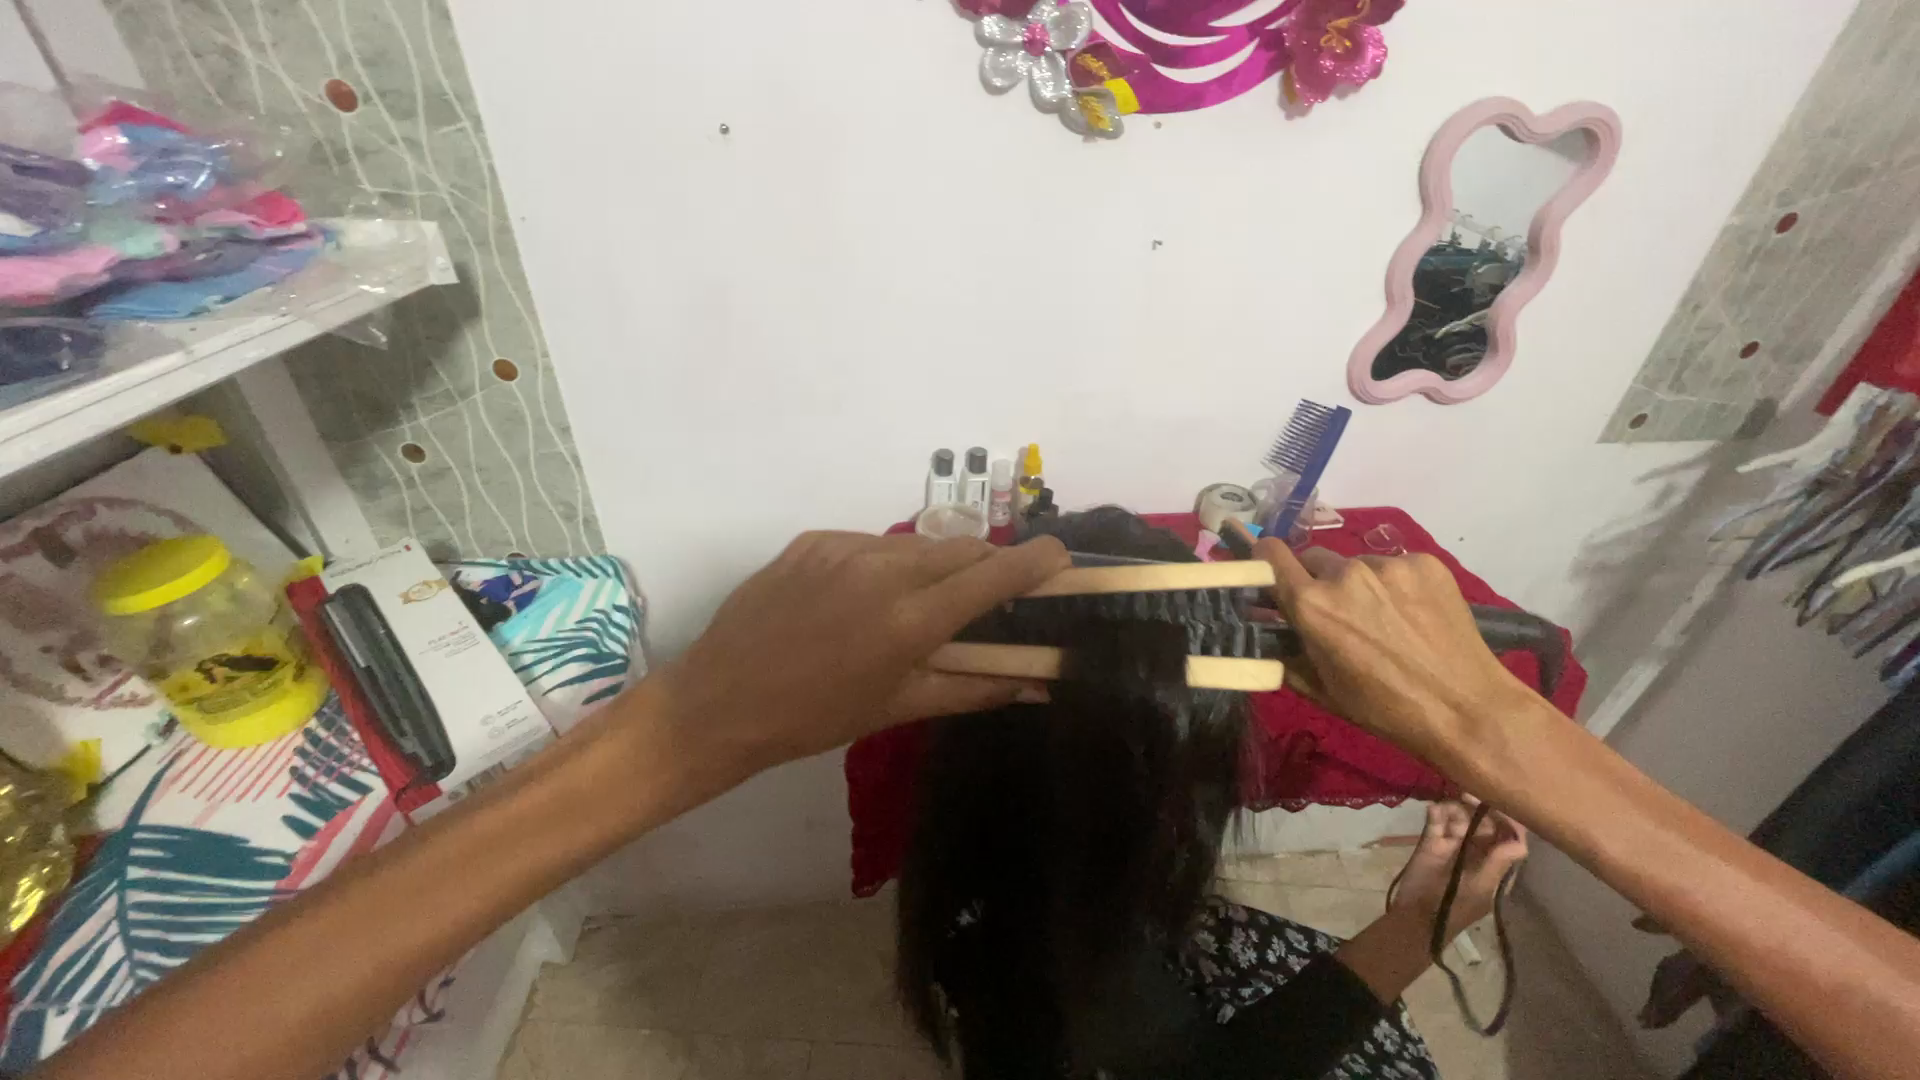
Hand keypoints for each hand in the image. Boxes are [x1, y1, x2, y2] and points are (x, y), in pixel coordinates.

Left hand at [648, 531, 1069, 781]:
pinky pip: (870, 544)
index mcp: (911, 620)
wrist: (720, 701)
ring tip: (913, 605)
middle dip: (986, 566)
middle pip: (963, 548)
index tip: (1061, 558)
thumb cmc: (816, 717)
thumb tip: (1038, 685)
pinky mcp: (814, 539)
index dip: (1037, 561)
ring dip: (933, 567)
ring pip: (917, 544)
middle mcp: (884, 570)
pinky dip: (884, 565)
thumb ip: (975, 687)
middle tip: (986, 595)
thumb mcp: (900, 707)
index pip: (995, 574)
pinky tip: (861, 599)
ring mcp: (844, 548)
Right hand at [1253, 536, 1539, 773]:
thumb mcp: (1318, 689)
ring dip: (1357, 584)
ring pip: (1355, 564)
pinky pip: (1393, 566)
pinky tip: (1411, 614)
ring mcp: (1388, 565)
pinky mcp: (1425, 563)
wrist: (1467, 710)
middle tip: (1336, 613)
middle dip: (1315, 581)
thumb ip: (1280, 652)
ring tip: (1383, 619)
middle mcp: (1345, 573)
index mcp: (1311, 604)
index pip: (1269, 553)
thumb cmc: (1383, 708)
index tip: (1271, 576)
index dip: (1265, 562)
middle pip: (1312, 558)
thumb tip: (1259, 629)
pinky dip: (1394, 585)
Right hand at [1387, 798, 1528, 938]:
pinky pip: (1436, 822)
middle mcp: (1477, 851)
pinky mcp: (1431, 841)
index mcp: (1495, 864)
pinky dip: (1436, 813)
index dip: (1509, 821)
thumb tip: (1521, 841)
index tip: (1500, 803)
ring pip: (1460, 819)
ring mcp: (1453, 845)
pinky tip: (1434, 810)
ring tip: (1445, 810)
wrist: (1415, 917)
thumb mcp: (1479, 888)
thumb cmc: (1453, 906)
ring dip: (1455, 809)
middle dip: (1479, 808)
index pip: (1510, 838)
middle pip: (1485, 823)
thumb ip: (1498, 863)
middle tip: (1466, 795)